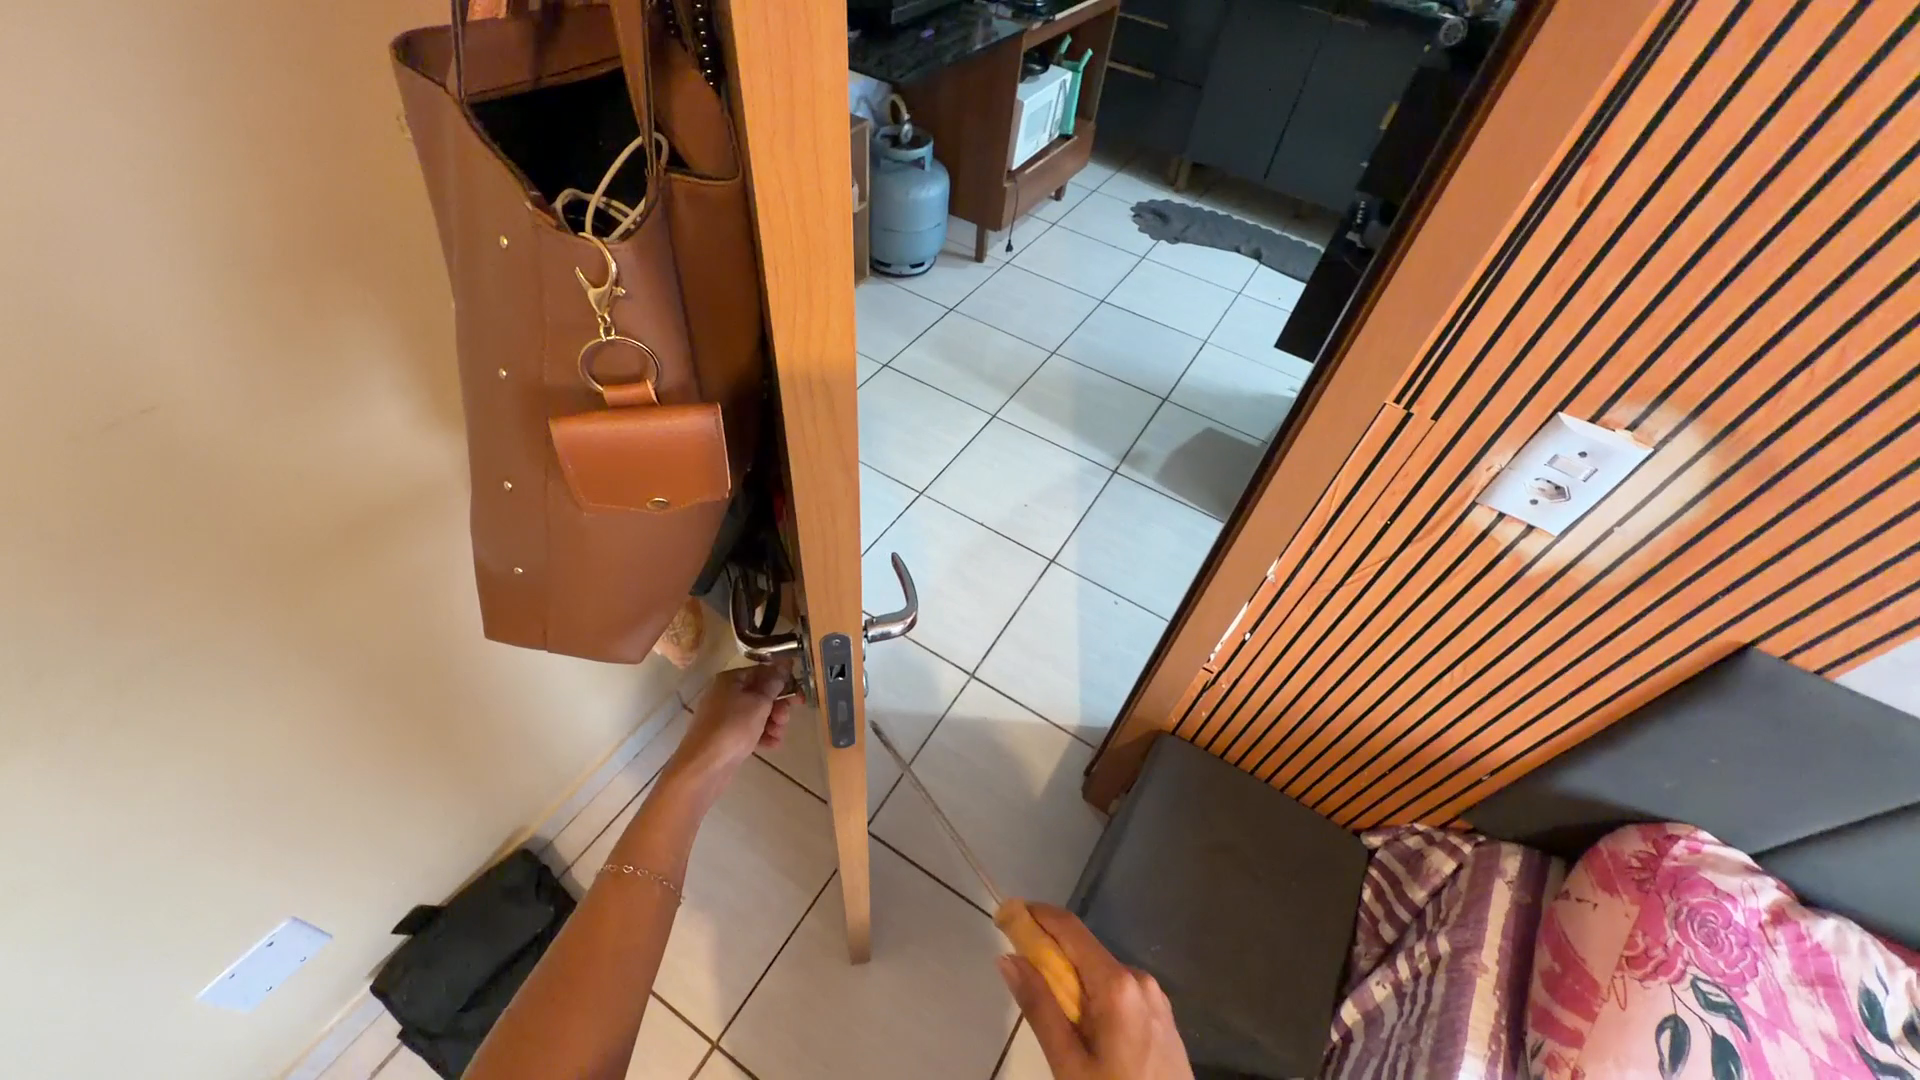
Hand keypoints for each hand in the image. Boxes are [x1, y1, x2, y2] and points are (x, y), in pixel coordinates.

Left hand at [663, 662, 792, 785]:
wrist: (704, 766)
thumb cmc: (733, 727)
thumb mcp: (759, 702)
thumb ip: (774, 683)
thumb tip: (785, 662)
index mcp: (731, 680)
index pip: (762, 671)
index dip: (783, 680)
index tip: (799, 692)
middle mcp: (726, 694)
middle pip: (761, 694)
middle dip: (778, 706)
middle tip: (786, 717)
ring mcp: (725, 716)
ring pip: (758, 713)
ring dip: (773, 722)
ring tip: (778, 734)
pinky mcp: (727, 736)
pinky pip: (750, 730)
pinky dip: (763, 735)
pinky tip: (772, 744)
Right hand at [997, 905, 1193, 1079]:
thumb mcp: (1069, 1063)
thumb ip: (1038, 1007)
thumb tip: (1008, 958)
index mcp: (1117, 984)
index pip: (1070, 929)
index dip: (1036, 916)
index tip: (1006, 917)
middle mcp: (1140, 978)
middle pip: (1084, 951)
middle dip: (1050, 953)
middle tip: (1019, 971)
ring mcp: (1155, 997)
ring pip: (1101, 973)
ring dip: (1072, 979)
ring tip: (1051, 1013)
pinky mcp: (1162, 1016)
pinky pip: (1119, 992)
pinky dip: (1094, 996)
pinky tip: (1083, 1027)